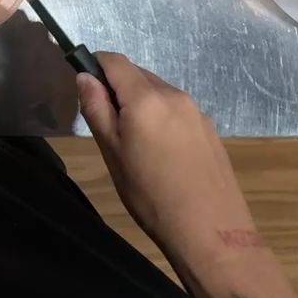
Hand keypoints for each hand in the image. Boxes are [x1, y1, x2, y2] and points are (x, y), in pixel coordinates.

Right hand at [76, 53, 261, 257]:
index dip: (96, 66)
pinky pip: (177, 111)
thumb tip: (85, 76)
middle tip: (113, 128)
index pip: (114, 60)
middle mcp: (174, 95)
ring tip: (140, 145)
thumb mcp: (112, 152)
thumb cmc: (151, 195)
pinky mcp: (211, 130)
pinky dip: (163, 119)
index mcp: (146, 98)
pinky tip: (166, 155)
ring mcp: (197, 112)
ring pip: (158, 92)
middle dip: (119, 89)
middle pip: (137, 74)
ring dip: (142, 104)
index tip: (89, 91)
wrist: (212, 237)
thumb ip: (95, 107)